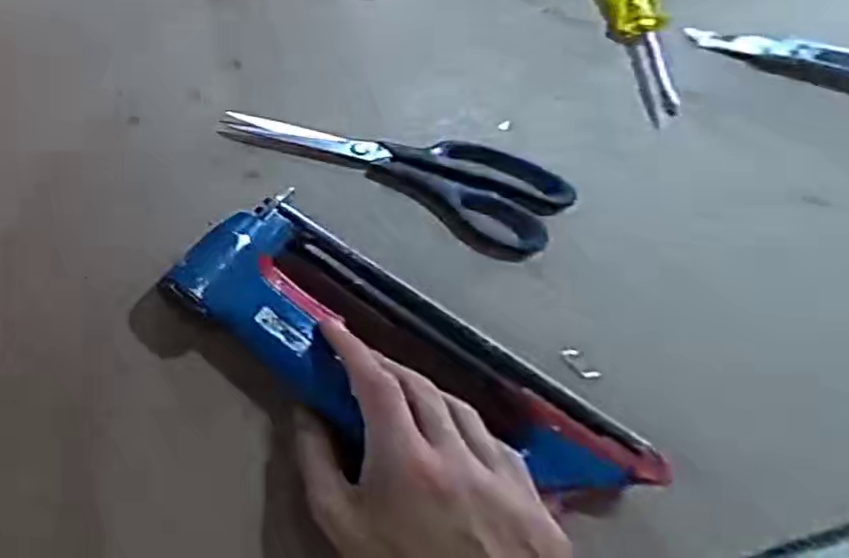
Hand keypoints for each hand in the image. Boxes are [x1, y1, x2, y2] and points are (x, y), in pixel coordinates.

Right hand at [295, 321, 570, 557]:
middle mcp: (460, 461)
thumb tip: (306, 411)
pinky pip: (504, 450)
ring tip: (406, 394)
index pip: (375, 381)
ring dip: (428, 392)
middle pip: (420, 386)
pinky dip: (472, 430)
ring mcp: (508, 486)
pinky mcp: (542, 514)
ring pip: (465, 411)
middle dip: (385, 364)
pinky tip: (458, 439)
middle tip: (361, 361)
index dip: (350, 346)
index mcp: (407, 461)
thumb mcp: (338, 521)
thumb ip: (314, 459)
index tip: (330, 327)